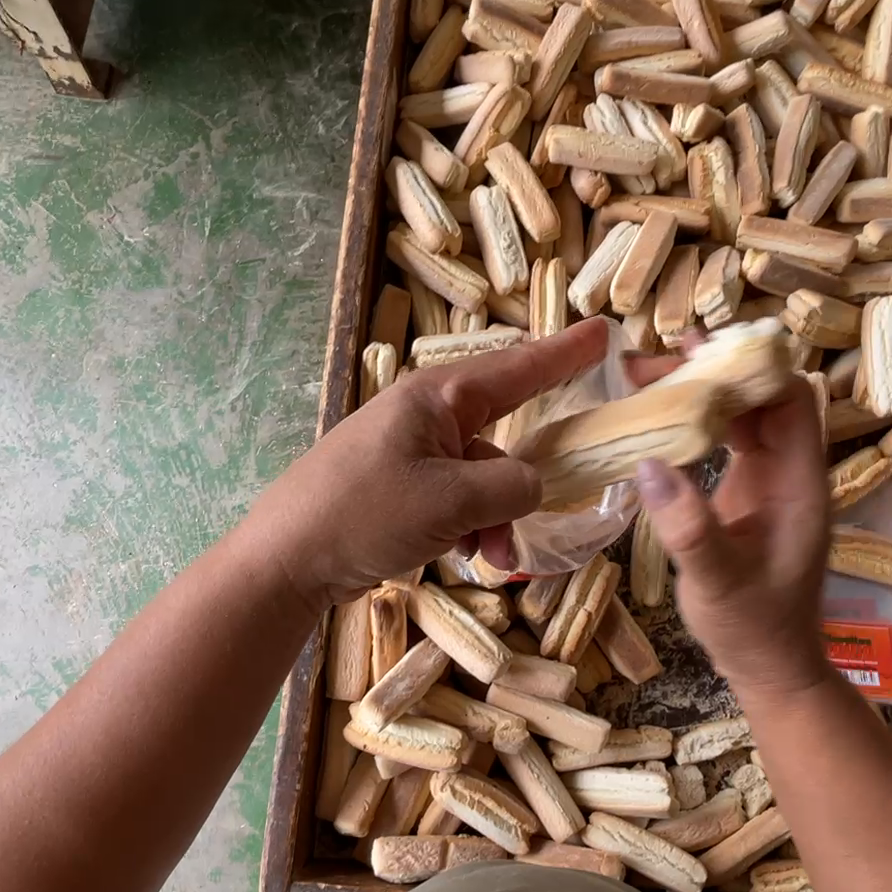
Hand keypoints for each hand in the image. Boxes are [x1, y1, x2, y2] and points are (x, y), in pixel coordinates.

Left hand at [242, 318, 609, 611]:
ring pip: (482, 477)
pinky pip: (457, 499)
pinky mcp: (402, 488)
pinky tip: (461, 554)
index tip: (604, 332)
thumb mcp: (450, 500)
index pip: (517, 367)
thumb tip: (534, 483)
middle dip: (526, 480)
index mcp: (439, 397)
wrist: (287, 560)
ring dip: (496, 516)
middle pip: (503, 435)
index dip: (565, 353)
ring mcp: (412, 452)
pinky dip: (469, 525)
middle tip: (552, 505)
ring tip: (490, 557)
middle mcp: (428, 416)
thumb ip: (510, 487)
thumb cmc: (365, 513)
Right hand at [632, 363, 835, 701]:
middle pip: (763, 398)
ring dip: (700, 392)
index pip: (792, 401)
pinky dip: (694, 422)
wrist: (767, 662)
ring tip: (646, 378)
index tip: (694, 358)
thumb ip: (689, 527)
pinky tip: (658, 418)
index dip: (750, 371)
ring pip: (742, 415)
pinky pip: (725, 440)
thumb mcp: (717, 581)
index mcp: (800, 483)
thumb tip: (648, 463)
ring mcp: (768, 481)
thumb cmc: (752, 626)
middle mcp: (790, 471)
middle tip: (651, 364)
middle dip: (713, 373)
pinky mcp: (745, 493)